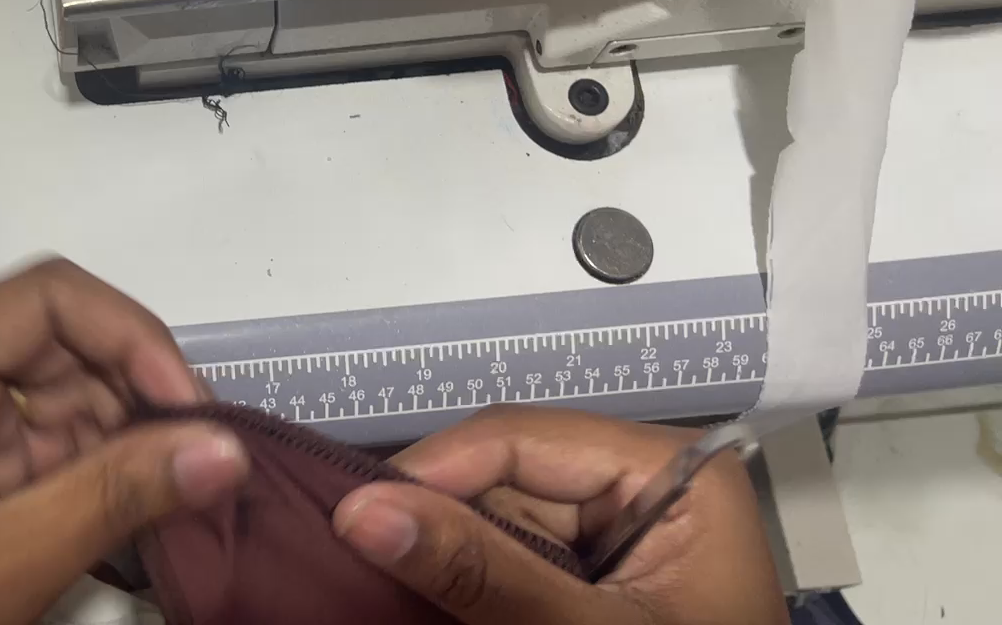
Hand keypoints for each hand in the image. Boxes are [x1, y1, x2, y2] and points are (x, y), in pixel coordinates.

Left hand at [0, 259, 249, 624]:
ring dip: (129, 435)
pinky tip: (146, 509)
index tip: (185, 404)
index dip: (125, 333)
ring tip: (187, 490)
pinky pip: (55, 447)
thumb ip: (112, 498)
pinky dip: (104, 473)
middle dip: (136, 388)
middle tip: (203, 455)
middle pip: (62, 341)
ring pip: (67, 394)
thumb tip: (229, 448)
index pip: (44, 299)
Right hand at [332, 406, 786, 624]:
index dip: (432, 470)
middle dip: (436, 518)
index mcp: (667, 472)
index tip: (358, 512)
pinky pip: (498, 547)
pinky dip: (463, 573)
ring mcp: (605, 525)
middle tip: (366, 552)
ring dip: (443, 548)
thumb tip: (357, 511)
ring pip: (484, 510)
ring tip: (398, 578)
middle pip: (493, 472)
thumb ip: (483, 573)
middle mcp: (632, 482)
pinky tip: (435, 590)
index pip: (515, 436)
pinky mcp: (583, 566)